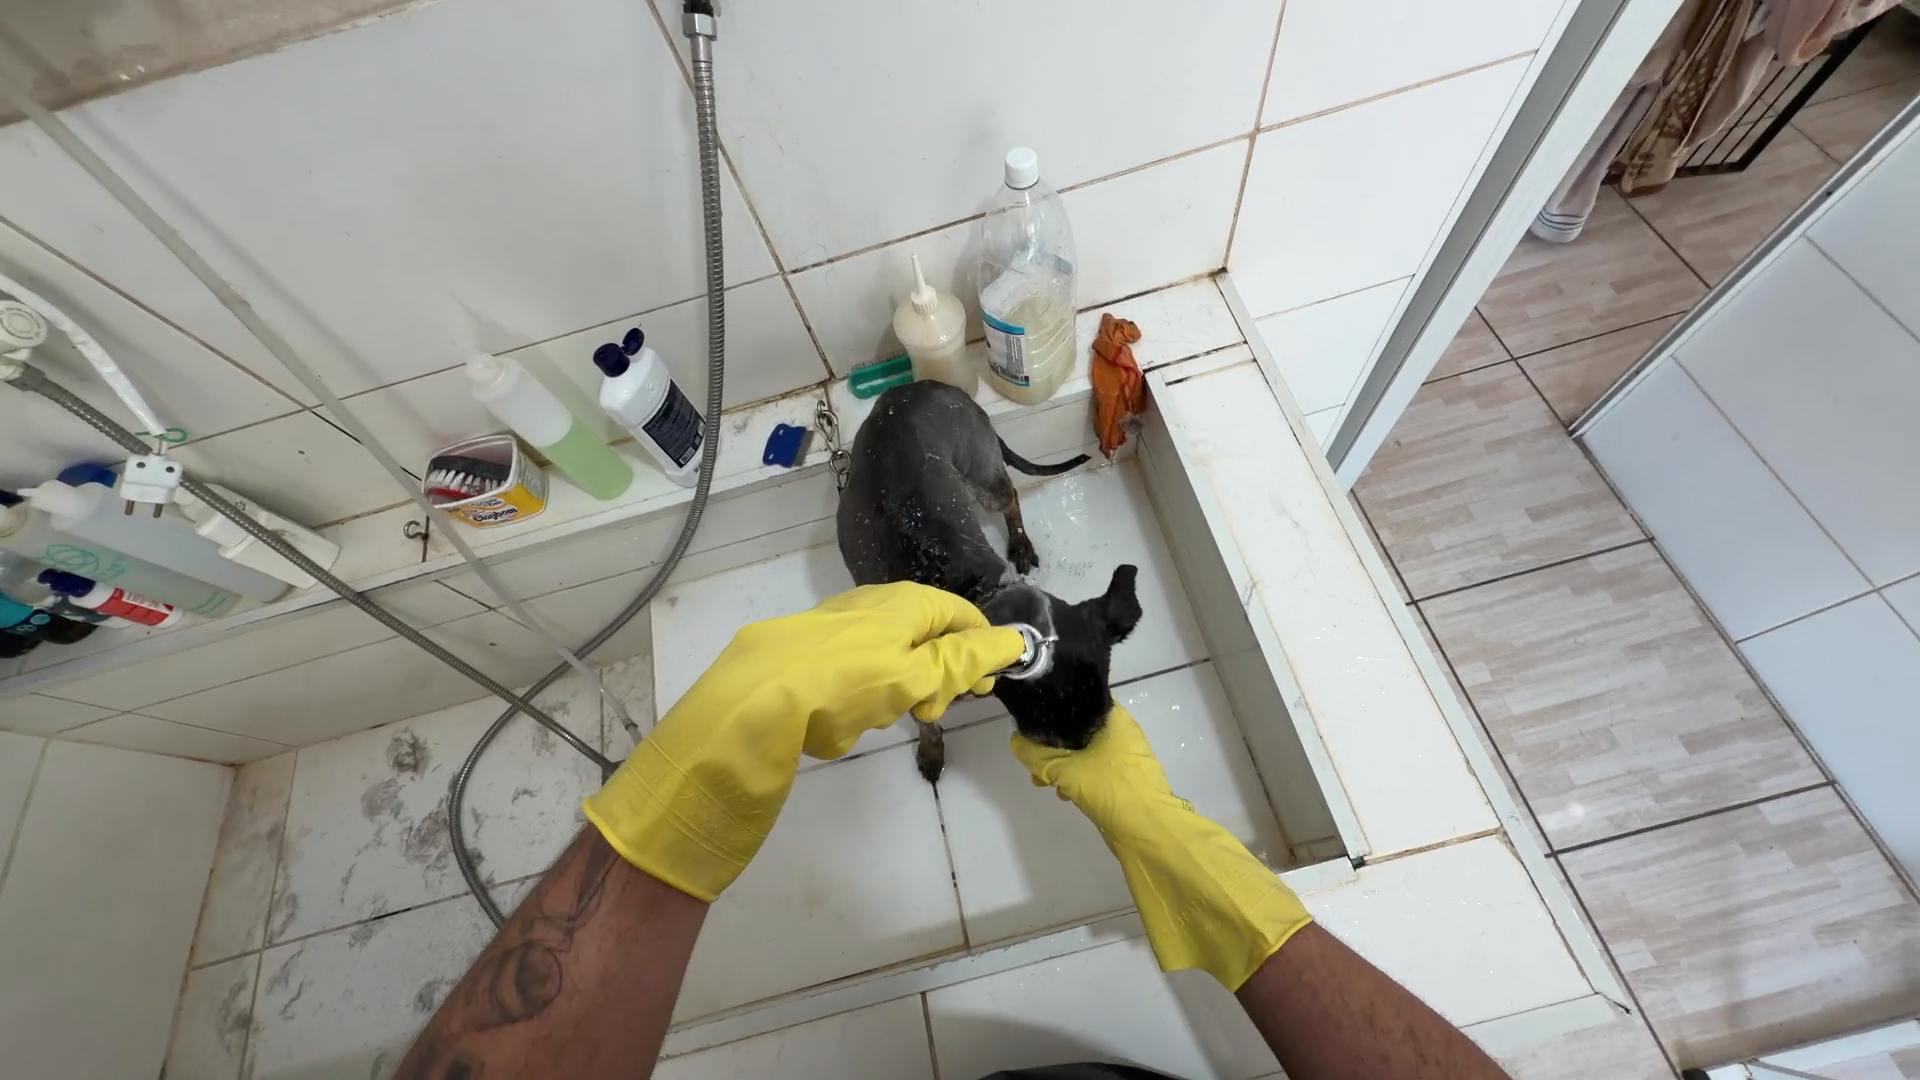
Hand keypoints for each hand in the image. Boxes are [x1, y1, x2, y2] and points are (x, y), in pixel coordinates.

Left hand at [585, 582, 1025, 900]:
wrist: (753, 699)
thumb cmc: (846, 684)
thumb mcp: (917, 677)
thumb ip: (965, 660)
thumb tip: (1014, 639)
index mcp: (905, 603)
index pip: (962, 614)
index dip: (980, 649)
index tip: (978, 689)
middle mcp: (873, 604)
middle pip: (927, 633)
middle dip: (937, 675)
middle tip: (929, 712)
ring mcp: (838, 625)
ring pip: (892, 654)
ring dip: (901, 688)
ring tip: (883, 716)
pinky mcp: (810, 649)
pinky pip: (855, 667)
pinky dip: (864, 692)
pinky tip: (843, 719)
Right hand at [1013, 704, 1312, 989]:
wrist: (1148, 831)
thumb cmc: (1110, 788)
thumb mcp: (1064, 769)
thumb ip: (1036, 754)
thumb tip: (1016, 742)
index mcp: (1115, 718)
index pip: (1080, 700)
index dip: (1056, 708)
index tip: (1036, 720)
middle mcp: (1124, 732)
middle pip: (1081, 729)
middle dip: (1056, 745)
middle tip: (1037, 760)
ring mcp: (1128, 757)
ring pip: (1087, 752)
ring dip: (1065, 765)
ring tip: (1046, 782)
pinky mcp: (1127, 780)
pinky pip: (1096, 770)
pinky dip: (1079, 778)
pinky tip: (1065, 793)